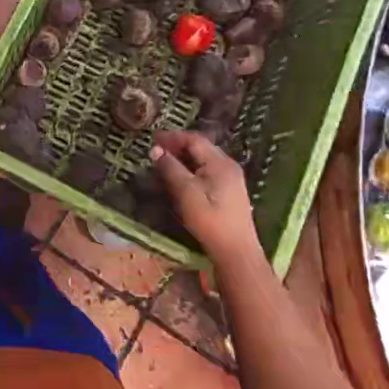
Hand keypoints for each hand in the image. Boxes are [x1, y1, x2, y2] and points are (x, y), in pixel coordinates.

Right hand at [150, 130, 262, 266]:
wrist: (236, 251)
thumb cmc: (210, 221)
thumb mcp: (186, 193)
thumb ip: (171, 169)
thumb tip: (156, 150)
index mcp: (220, 163)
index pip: (194, 140)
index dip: (173, 137)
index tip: (153, 138)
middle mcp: (228, 166)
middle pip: (201, 147)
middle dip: (178, 145)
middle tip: (157, 148)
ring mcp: (232, 179)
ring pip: (205, 159)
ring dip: (184, 157)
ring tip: (165, 161)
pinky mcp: (230, 192)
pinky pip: (208, 171)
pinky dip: (192, 168)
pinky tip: (181, 177)